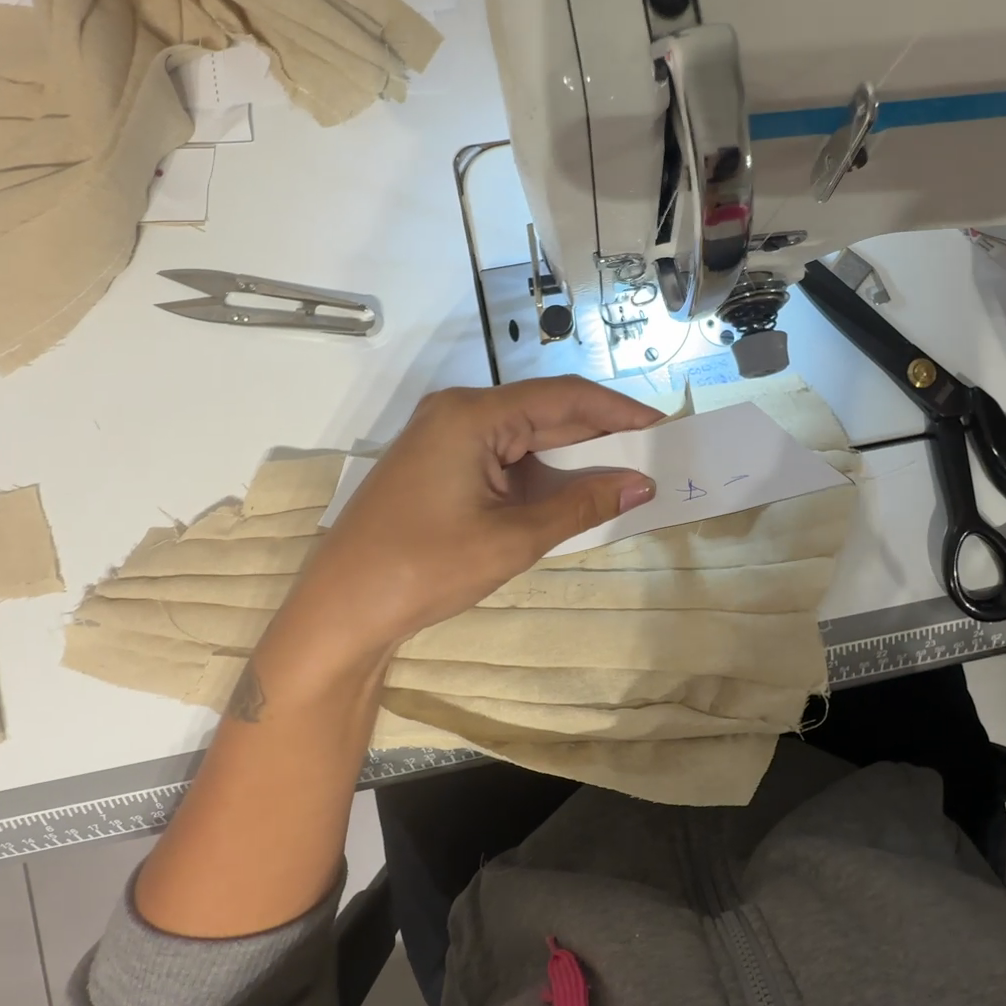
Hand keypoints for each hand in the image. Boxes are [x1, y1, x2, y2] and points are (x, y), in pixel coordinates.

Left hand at [257, 377, 660, 695]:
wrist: (343, 608)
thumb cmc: (426, 568)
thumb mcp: (513, 538)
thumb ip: (582, 505)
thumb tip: (643, 484)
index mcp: (472, 415)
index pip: (562, 397)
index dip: (617, 409)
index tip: (662, 425)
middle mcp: (457, 413)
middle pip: (543, 412)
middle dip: (598, 434)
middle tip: (651, 453)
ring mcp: (443, 438)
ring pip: (524, 437)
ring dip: (570, 458)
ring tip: (622, 475)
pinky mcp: (438, 465)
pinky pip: (502, 458)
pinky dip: (539, 475)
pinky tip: (571, 493)